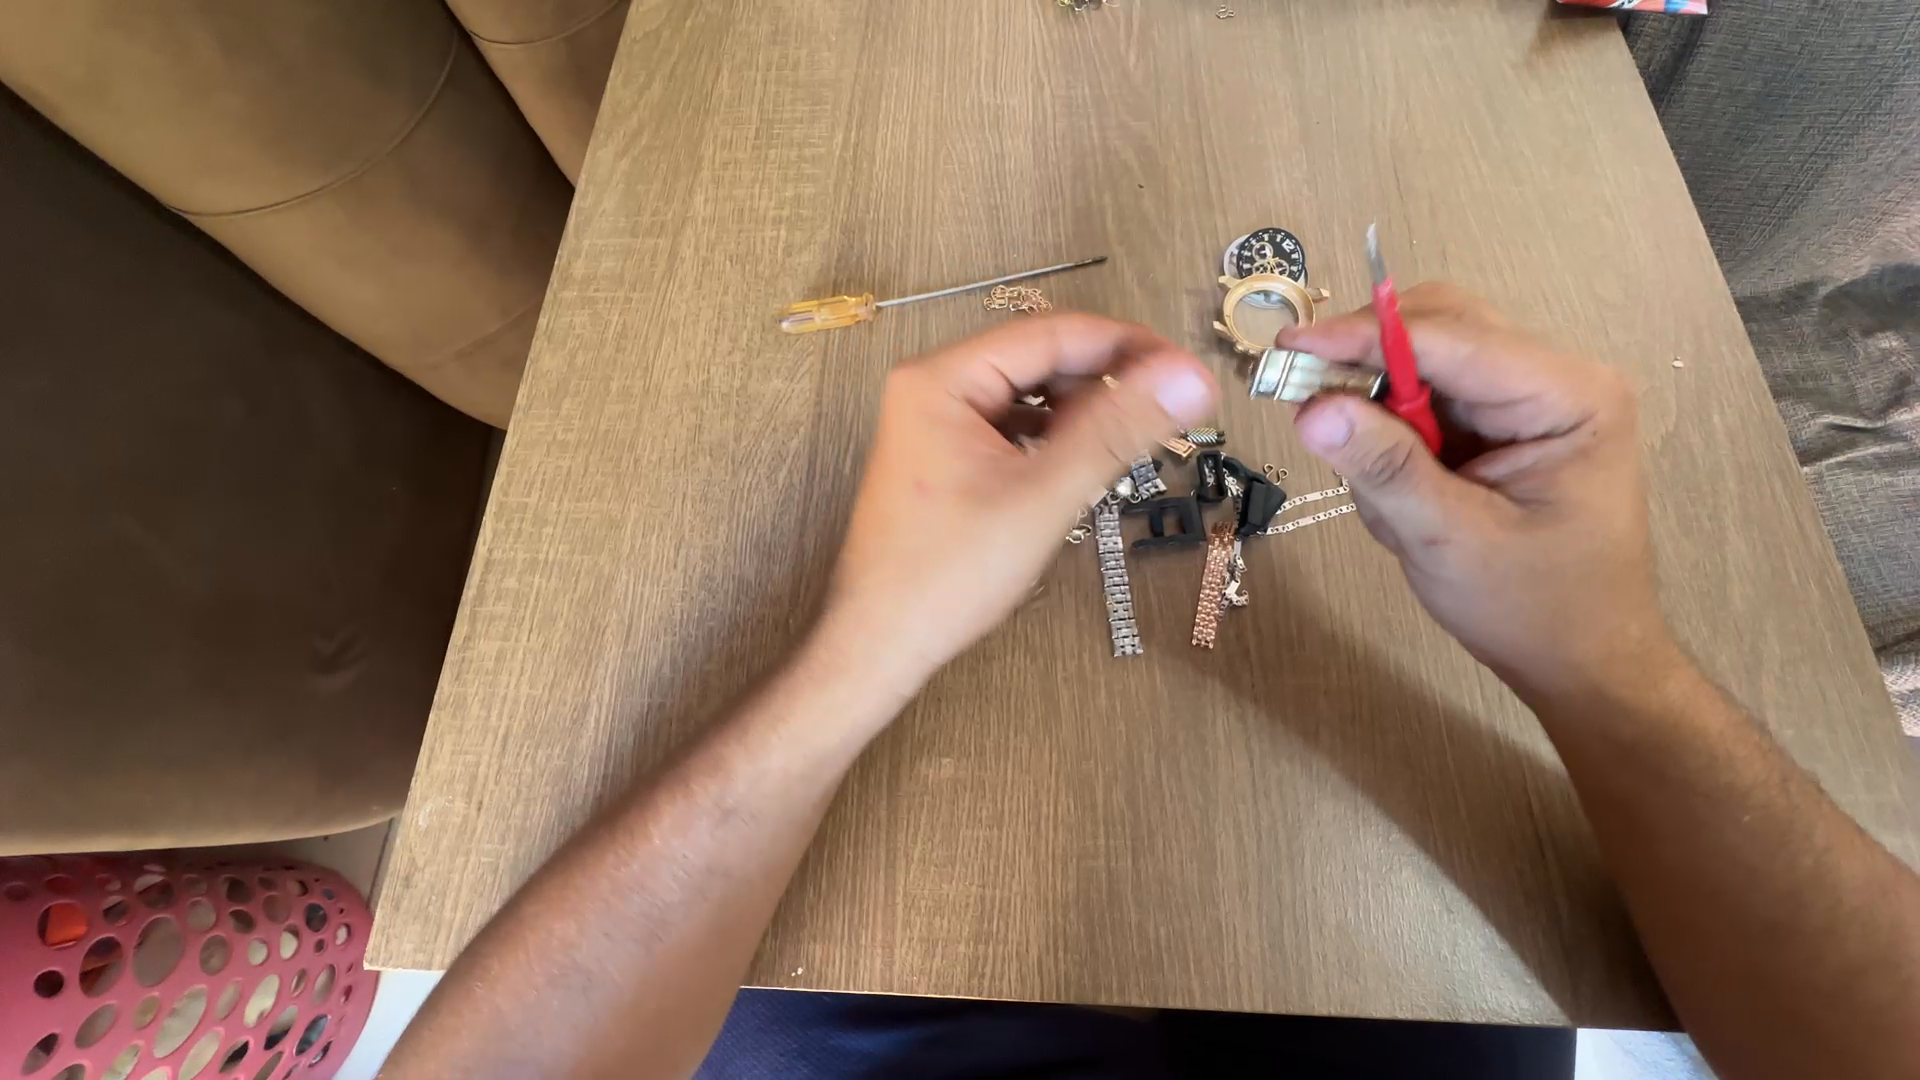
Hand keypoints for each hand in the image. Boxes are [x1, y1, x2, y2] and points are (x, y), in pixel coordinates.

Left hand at [824, 314, 1215, 688]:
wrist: (880, 642)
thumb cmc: (947, 576)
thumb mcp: (1043, 497)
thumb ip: (1117, 430)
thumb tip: (1187, 377)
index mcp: (941, 379)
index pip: (1051, 334)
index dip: (1127, 346)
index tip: (1185, 369)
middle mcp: (930, 388)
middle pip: (1036, 360)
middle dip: (1105, 378)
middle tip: (1169, 403)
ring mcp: (931, 424)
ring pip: (1023, 396)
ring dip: (1079, 408)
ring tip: (1133, 431)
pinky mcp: (939, 457)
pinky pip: (1006, 428)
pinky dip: (1049, 437)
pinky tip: (1080, 457)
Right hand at [1278, 283, 1676, 698]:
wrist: (1575, 654)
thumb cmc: (1528, 604)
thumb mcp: (1447, 538)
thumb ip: (1382, 467)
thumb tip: (1311, 409)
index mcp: (1565, 397)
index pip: (1448, 338)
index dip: (1362, 336)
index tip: (1288, 346)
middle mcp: (1549, 380)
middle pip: (1439, 327)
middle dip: (1365, 356)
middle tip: (1298, 389)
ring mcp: (1522, 401)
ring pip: (1424, 361)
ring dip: (1375, 403)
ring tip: (1374, 482)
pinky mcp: (1494, 425)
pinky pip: (1420, 401)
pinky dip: (1386, 432)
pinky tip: (1396, 489)